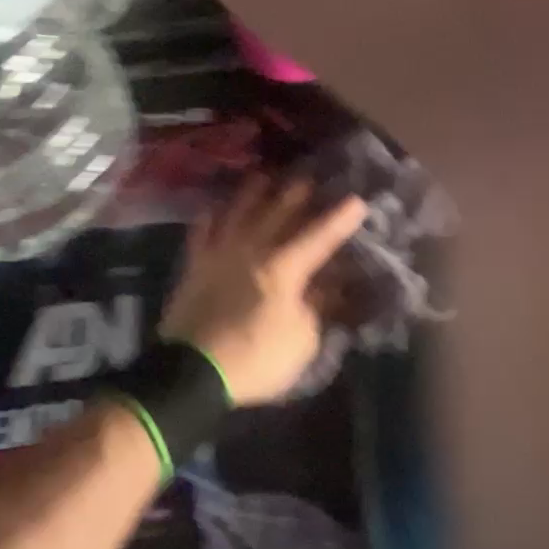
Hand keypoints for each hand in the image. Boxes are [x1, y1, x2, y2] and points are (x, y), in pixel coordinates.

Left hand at [160, 176, 367, 406]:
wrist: (190, 372)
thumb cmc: (255, 359)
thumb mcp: (302, 342)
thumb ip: (315, 308)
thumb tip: (325, 287)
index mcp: (285, 267)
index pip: (319, 236)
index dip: (339, 219)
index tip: (358, 201)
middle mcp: (254, 248)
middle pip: (278, 212)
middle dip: (297, 194)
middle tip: (310, 178)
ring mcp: (220, 252)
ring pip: (239, 211)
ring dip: (254, 192)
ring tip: (264, 177)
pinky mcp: (195, 265)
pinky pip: (203, 231)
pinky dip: (211, 216)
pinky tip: (215, 208)